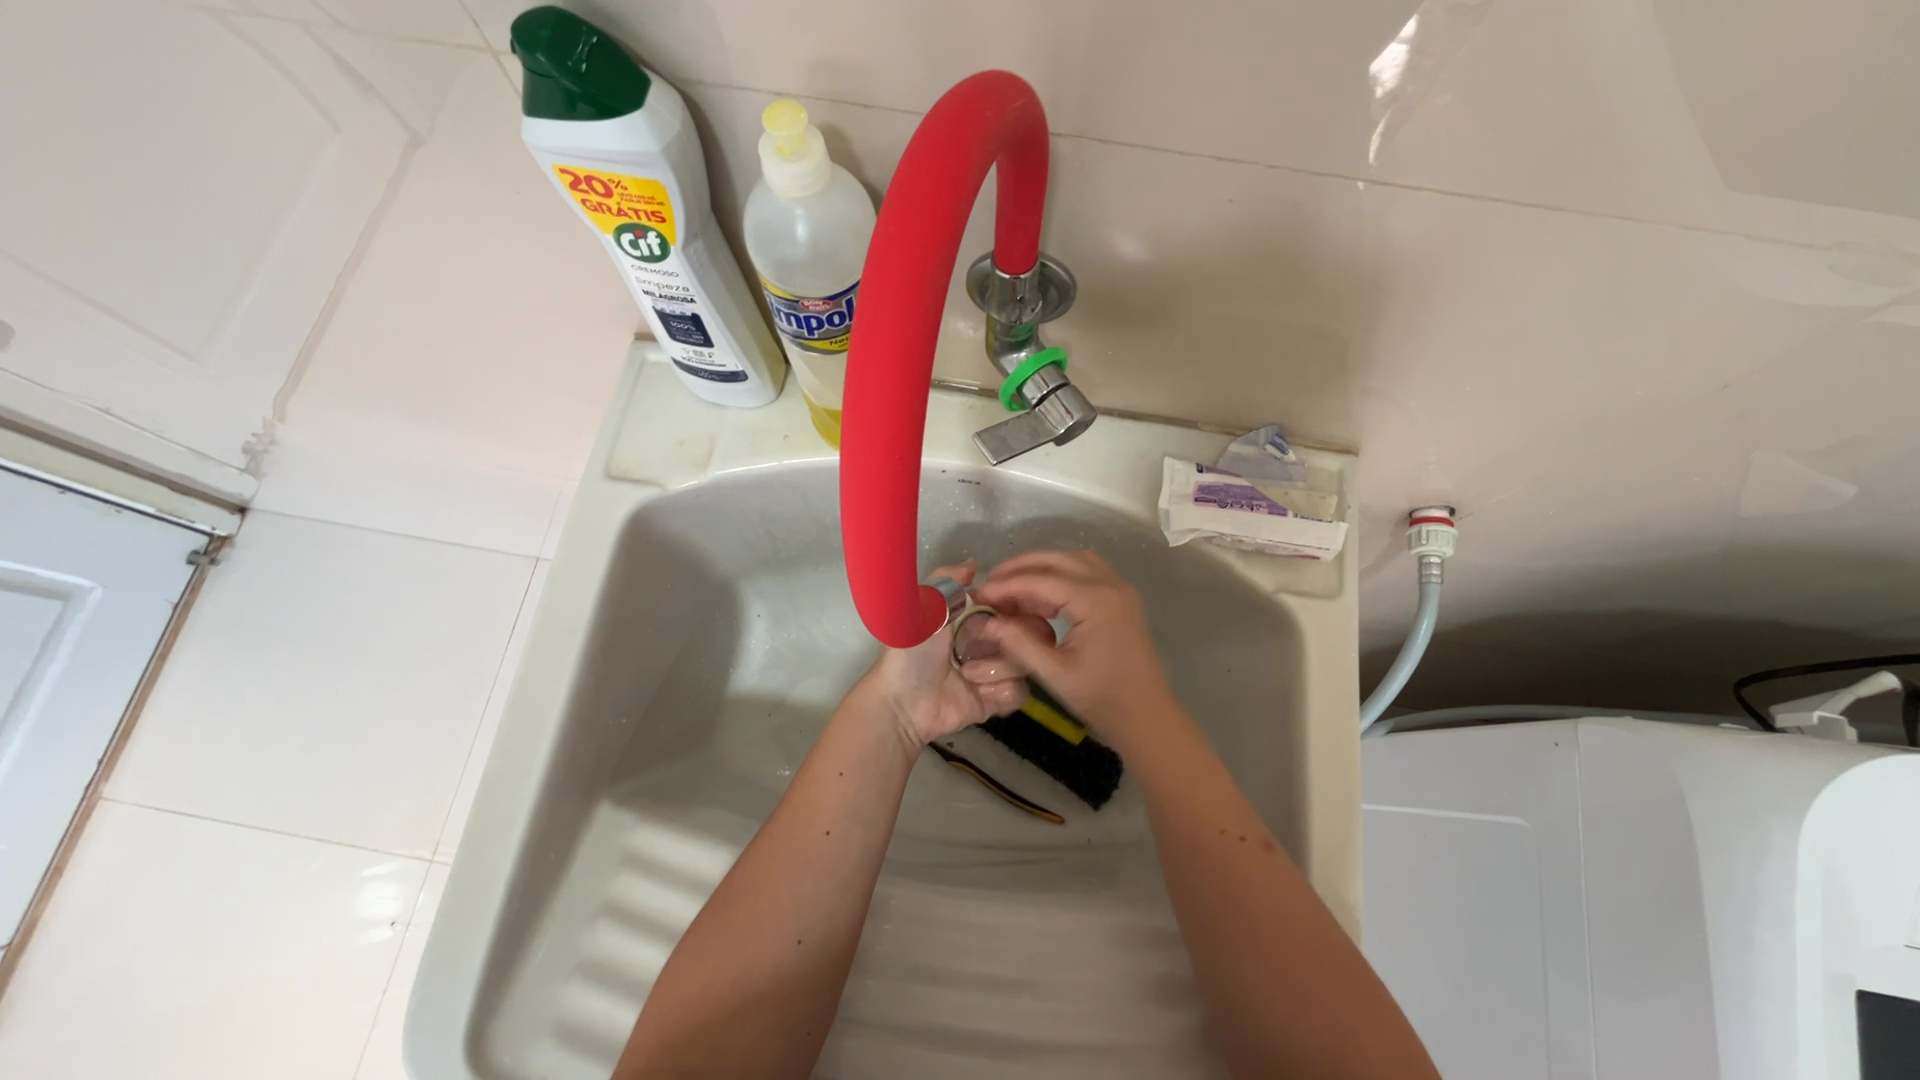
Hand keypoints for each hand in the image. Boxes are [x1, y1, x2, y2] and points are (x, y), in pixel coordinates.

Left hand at [861, 561, 1029, 745]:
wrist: (903, 702)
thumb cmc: (912, 651)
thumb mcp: (923, 607)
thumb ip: (946, 581)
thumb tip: (973, 564)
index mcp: (975, 617)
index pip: (1013, 605)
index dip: (1014, 606)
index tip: (1001, 611)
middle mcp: (990, 642)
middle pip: (1029, 634)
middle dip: (1009, 640)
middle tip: (983, 643)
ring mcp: (995, 671)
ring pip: (1025, 663)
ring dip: (996, 669)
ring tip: (967, 675)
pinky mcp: (998, 700)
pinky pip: (1020, 691)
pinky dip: (1001, 692)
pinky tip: (979, 693)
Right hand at [971, 550, 1177, 749]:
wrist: (1146, 715)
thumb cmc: (1101, 698)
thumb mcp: (1054, 673)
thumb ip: (1019, 643)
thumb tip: (987, 622)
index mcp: (1095, 600)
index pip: (1041, 580)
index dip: (1007, 585)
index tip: (980, 594)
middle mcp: (1110, 584)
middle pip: (1058, 558)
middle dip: (1022, 566)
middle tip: (992, 581)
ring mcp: (1120, 589)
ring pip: (1075, 560)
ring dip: (1043, 566)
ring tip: (1014, 584)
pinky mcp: (1122, 599)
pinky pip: (1088, 571)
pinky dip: (1062, 574)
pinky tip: (1043, 594)